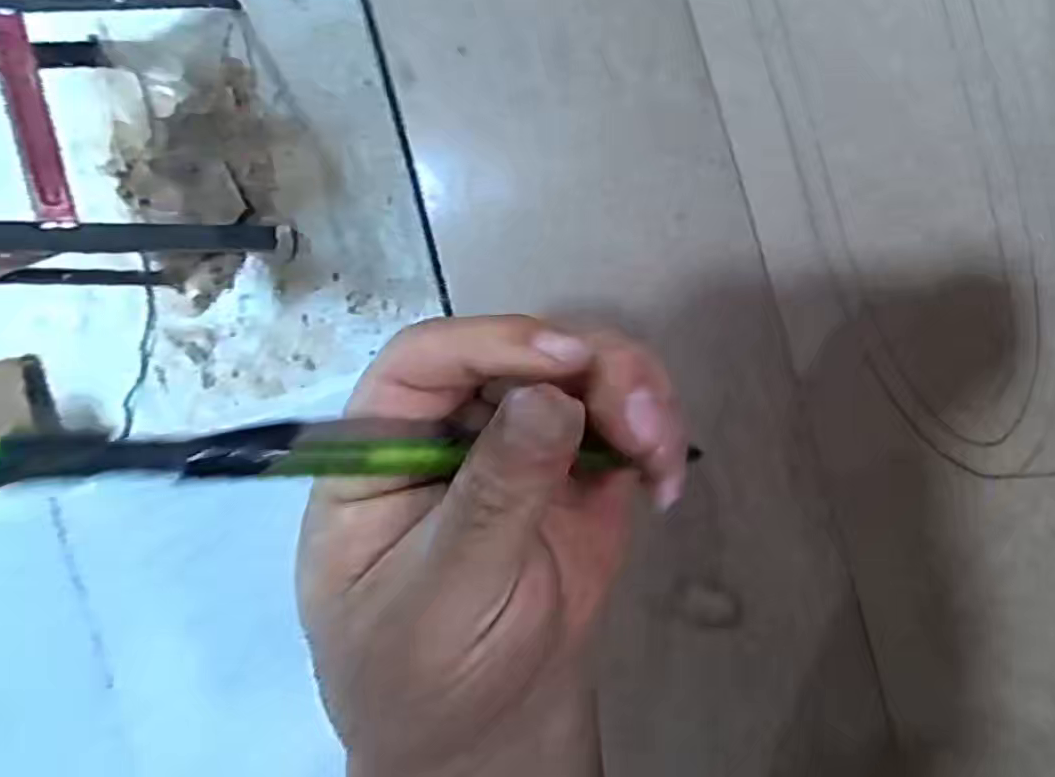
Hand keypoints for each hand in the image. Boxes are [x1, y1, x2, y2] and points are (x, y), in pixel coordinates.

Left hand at [297, 315, 689, 776]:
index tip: (573, 359)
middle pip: (536, 349)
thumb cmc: (435, 670)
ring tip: (661, 461)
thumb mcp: (450, 592)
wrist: (504, 713)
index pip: (430, 358)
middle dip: (604, 373)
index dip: (500, 341)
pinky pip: (633, 410)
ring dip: (644, 400)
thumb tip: (549, 398)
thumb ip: (497, 495)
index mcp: (389, 447)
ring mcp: (532, 432)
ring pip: (596, 368)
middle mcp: (463, 423)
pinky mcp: (589, 452)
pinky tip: (665, 482)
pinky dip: (661, 433)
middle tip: (646, 426)